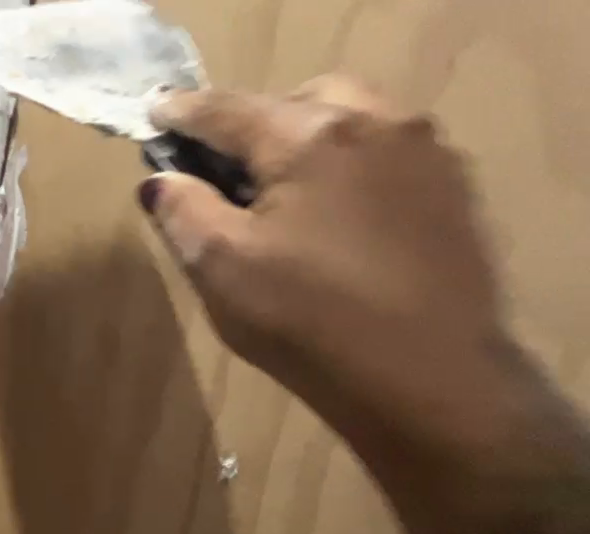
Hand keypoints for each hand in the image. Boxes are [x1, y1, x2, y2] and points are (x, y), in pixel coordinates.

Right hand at [139, 78, 521, 461]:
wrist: (417, 368)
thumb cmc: (300, 315)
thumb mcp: (218, 265)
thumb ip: (183, 212)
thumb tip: (160, 179)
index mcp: (312, 139)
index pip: (232, 111)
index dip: (184, 112)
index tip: (153, 109)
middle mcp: (378, 125)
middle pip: (303, 99)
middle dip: (255, 119)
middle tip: (216, 163)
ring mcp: (423, 155)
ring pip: (352, 120)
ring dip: (303, 139)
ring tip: (270, 189)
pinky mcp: (447, 190)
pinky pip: (383, 154)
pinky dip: (341, 165)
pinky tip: (323, 213)